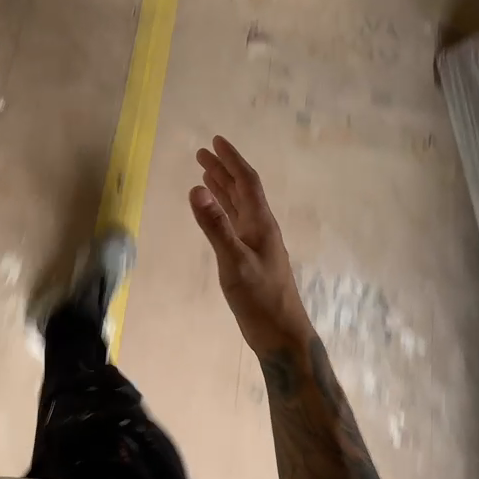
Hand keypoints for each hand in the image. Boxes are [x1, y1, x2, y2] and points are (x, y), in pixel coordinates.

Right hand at [189, 136, 312, 355]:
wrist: (282, 337)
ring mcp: (256, 243)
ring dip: (222, 186)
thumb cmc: (260, 299)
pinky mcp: (250, 257)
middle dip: (223, 169)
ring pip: (238, 206)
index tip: (216, 141)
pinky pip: (234, 222)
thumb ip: (215, 226)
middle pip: (242, 190)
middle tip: (203, 152)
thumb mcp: (234, 261)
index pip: (246, 182)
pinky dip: (222, 208)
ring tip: (204, 172)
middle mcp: (260, 228)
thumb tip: (195, 188)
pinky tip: (213, 211)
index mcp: (261, 223)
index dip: (232, 161)